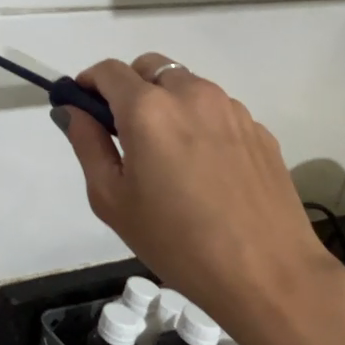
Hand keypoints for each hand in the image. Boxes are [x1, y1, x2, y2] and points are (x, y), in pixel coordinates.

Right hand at [53, 54, 340, 336]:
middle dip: (130, 87)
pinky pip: (217, 111)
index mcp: (147, 109)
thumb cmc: (177, 241)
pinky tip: (205, 168)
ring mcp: (231, 110)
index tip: (84, 108)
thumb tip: (75, 111)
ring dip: (167, 103)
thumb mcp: (111, 199)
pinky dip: (200, 122)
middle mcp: (190, 95)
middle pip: (149, 67)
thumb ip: (87, 144)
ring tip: (170, 154)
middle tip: (126, 132)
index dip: (88, 83)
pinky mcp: (259, 131)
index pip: (108, 70)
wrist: (270, 277)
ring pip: (186, 86)